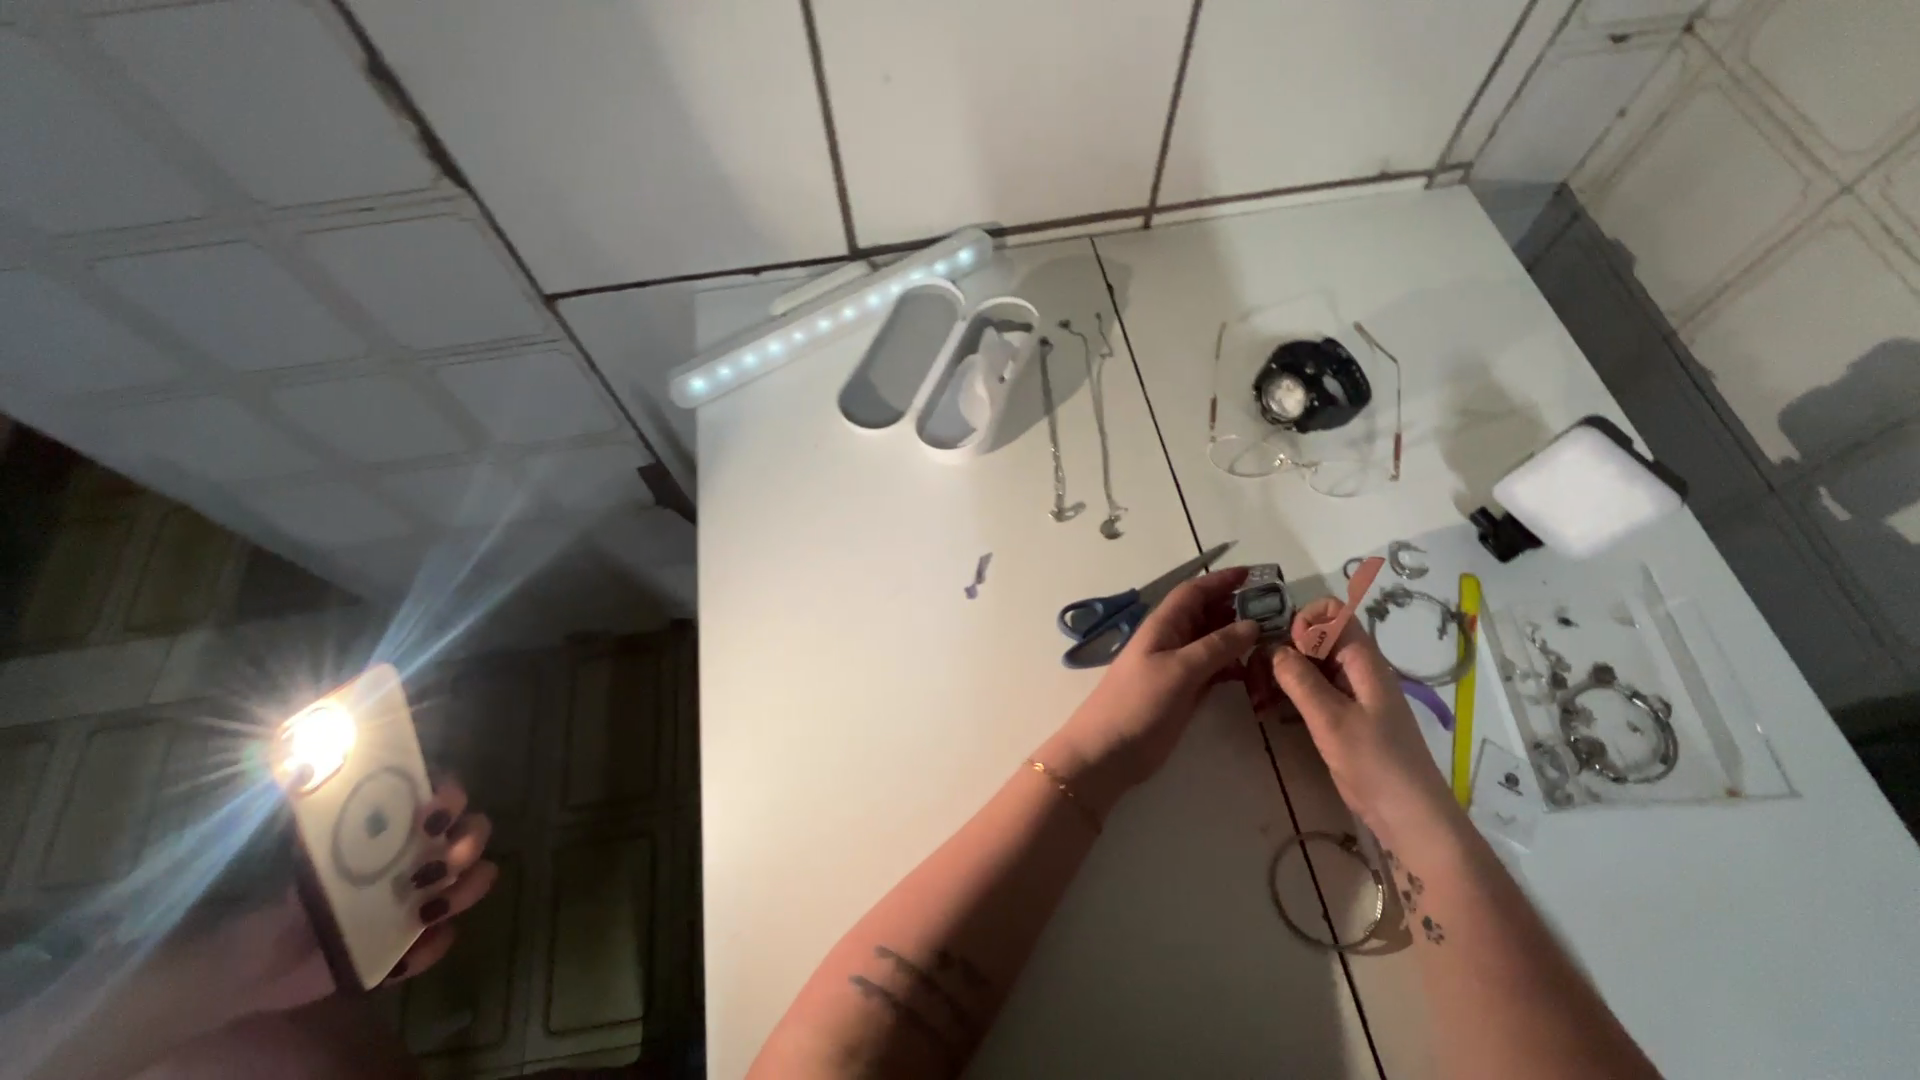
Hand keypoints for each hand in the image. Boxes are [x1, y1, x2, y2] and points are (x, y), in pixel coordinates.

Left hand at [240, 777, 498, 1014]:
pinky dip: (428, 949)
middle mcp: (421, 854)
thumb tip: (300, 770)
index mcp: (398, 828)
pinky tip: (400, 960)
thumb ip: (305, 819)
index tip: (432, 817)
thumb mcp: (292, 860)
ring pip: (475, 880)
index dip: (452, 798)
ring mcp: (425, 896)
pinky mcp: (417, 941)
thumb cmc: (277, 905)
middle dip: (469, 845)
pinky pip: (444, 940)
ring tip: (424, 913)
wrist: (257, 975)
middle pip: (475, 832)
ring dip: (462, 892)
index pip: (444, 795)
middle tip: (440, 867)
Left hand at [1043, 567, 1259, 814]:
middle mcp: (1171, 641)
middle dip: (1237, 608)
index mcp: (1163, 626)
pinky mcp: (1184, 693)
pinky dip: (1234, 667)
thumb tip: (1252, 623)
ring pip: (1213, 643)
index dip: (1221, 581)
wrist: (1108, 752)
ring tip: (1276, 638)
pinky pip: (1214, 670)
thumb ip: (1216, 646)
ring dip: (1240, 638)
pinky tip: (1257, 671)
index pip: (1194, 592)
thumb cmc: (1138, 704)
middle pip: (1207, 615)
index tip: (1254, 574)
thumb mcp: (1179, 670)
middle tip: (1278, 610)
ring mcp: (1177, 668)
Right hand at [1267, 598, 1453, 835]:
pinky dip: (1297, 692)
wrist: (1411, 817)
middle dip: (1288, 644)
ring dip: (1289, 670)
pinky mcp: (1351, 720)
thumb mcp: (1330, 719)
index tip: (1276, 642)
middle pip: (1322, 639)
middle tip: (1254, 667)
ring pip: (1318, 666)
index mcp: (1365, 662)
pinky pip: (1320, 691)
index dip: (1303, 619)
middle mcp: (1362, 672)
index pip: (1334, 615)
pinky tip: (1274, 706)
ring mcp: (1357, 697)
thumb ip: (1300, 680)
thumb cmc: (1375, 763)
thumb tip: (1273, 648)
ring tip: (1257, 687)